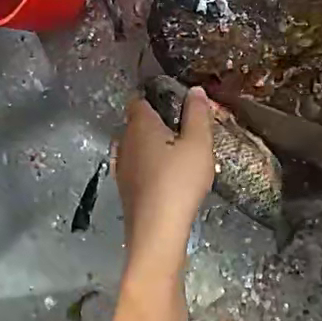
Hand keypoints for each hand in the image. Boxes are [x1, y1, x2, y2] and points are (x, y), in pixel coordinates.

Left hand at [117, 89, 215, 262]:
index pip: (139, 100)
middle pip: (138, 123)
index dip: (155, 97)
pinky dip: (151, 165)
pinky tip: (169, 176)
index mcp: (140, 125)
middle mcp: (124, 141)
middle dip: (158, 122)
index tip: (177, 102)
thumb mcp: (199, 144)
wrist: (157, 230)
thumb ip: (197, 114)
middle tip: (186, 129)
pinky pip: (138, 166)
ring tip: (181, 153)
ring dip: (155, 146)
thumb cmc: (179, 181)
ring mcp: (122, 166)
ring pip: (137, 146)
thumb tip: (195, 90)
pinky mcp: (125, 188)